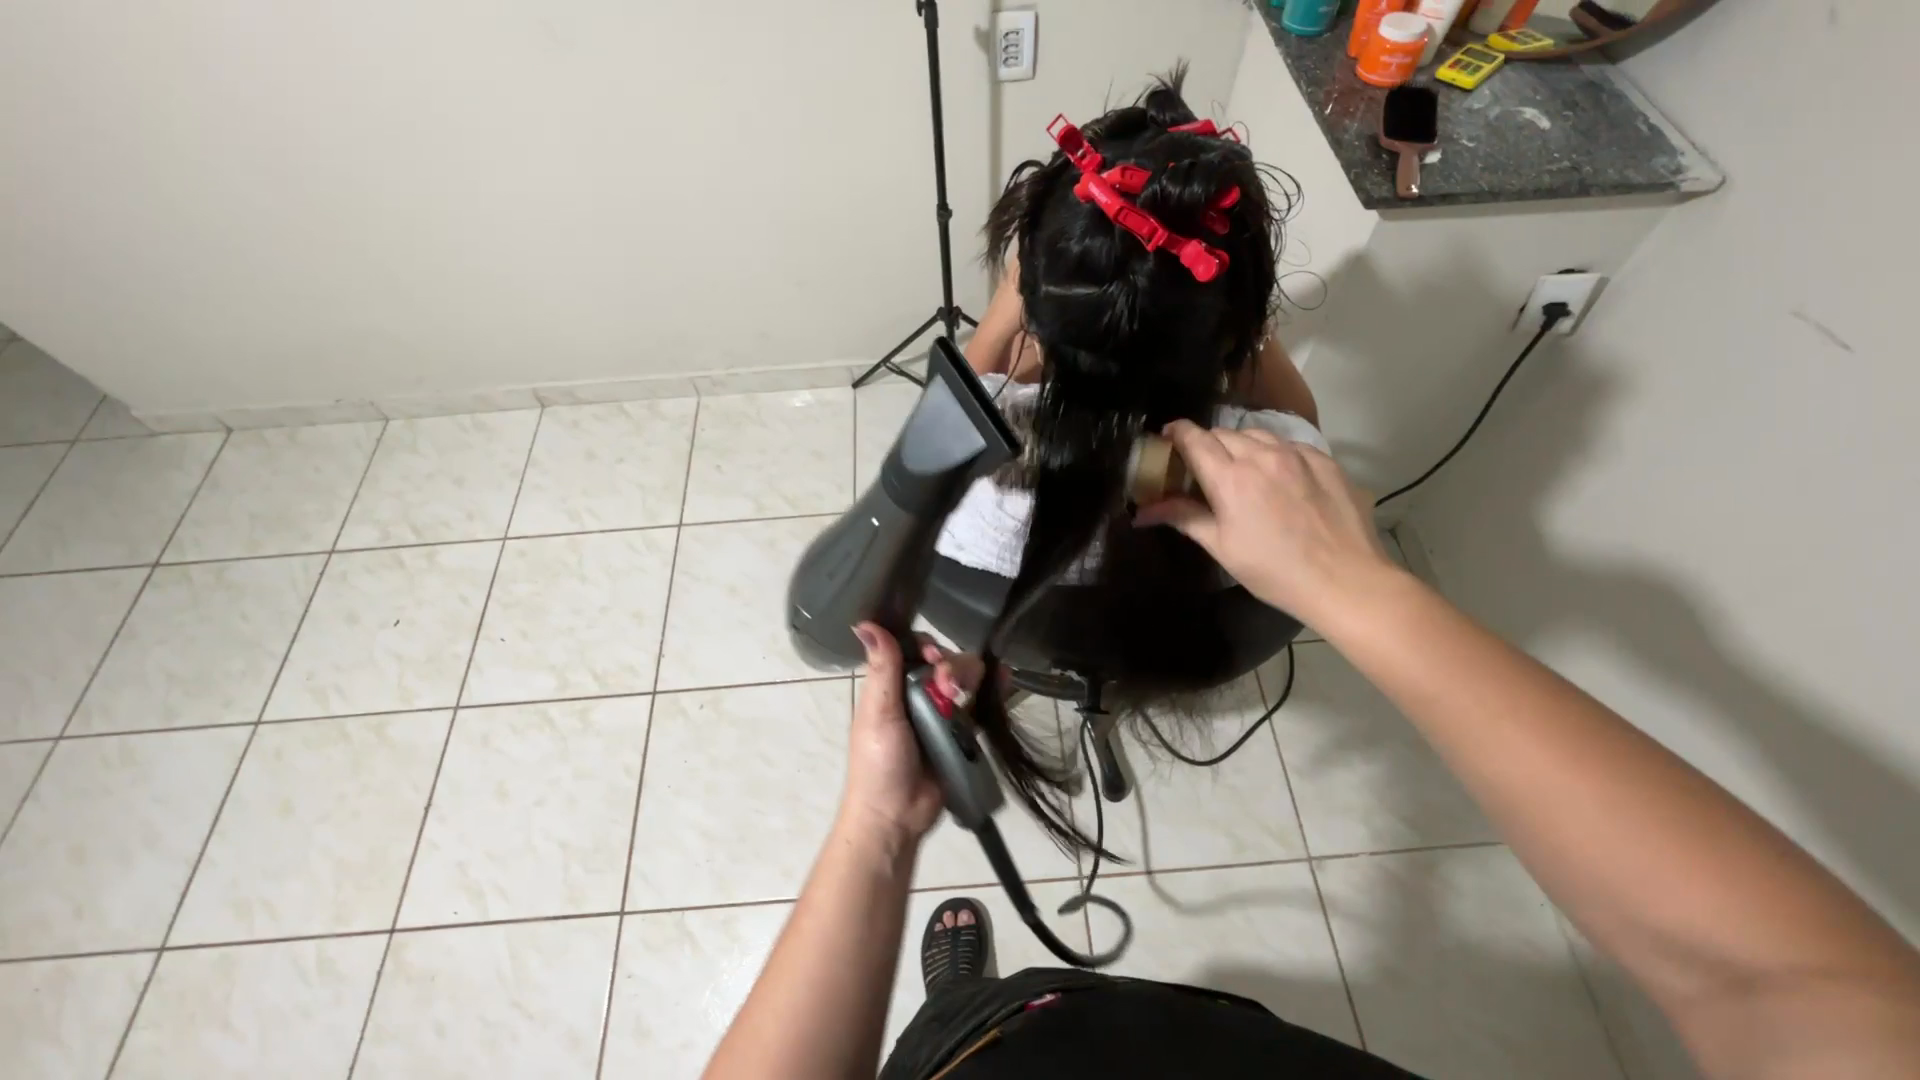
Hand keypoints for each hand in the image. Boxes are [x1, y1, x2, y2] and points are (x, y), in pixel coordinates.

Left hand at [842, 623, 982, 851]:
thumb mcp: (878, 712)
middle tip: (946, 686)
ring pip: (964, 677)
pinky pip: (980, 702)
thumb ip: (881, 668)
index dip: (927, 646)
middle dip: (950, 666)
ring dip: (968, 677)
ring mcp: (942, 712)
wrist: (897, 816)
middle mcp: (917, 693)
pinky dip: (993, 687)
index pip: (913, 648)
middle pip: (944, 660)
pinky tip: (1004, 678)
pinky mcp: (963, 731)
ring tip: (961, 694)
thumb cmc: (878, 762)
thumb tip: (864, 622)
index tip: (932, 657)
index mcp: (890, 686)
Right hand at [1134, 420, 1400, 626]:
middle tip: (1202, 468)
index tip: (1167, 439)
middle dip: (1207, 444)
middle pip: (1223, 434)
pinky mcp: (1325, 461)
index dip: (1176, 433)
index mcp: (1230, 477)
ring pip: (1258, 435)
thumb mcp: (1221, 547)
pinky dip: (1275, 453)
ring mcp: (1297, 455)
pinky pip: (1290, 445)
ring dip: (1241, 445)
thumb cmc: (1273, 571)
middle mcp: (1262, 455)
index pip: (1194, 438)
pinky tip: (1278, 477)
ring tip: (1241, 469)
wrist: (1344, 580)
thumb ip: (1183, 517)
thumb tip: (1143, 511)